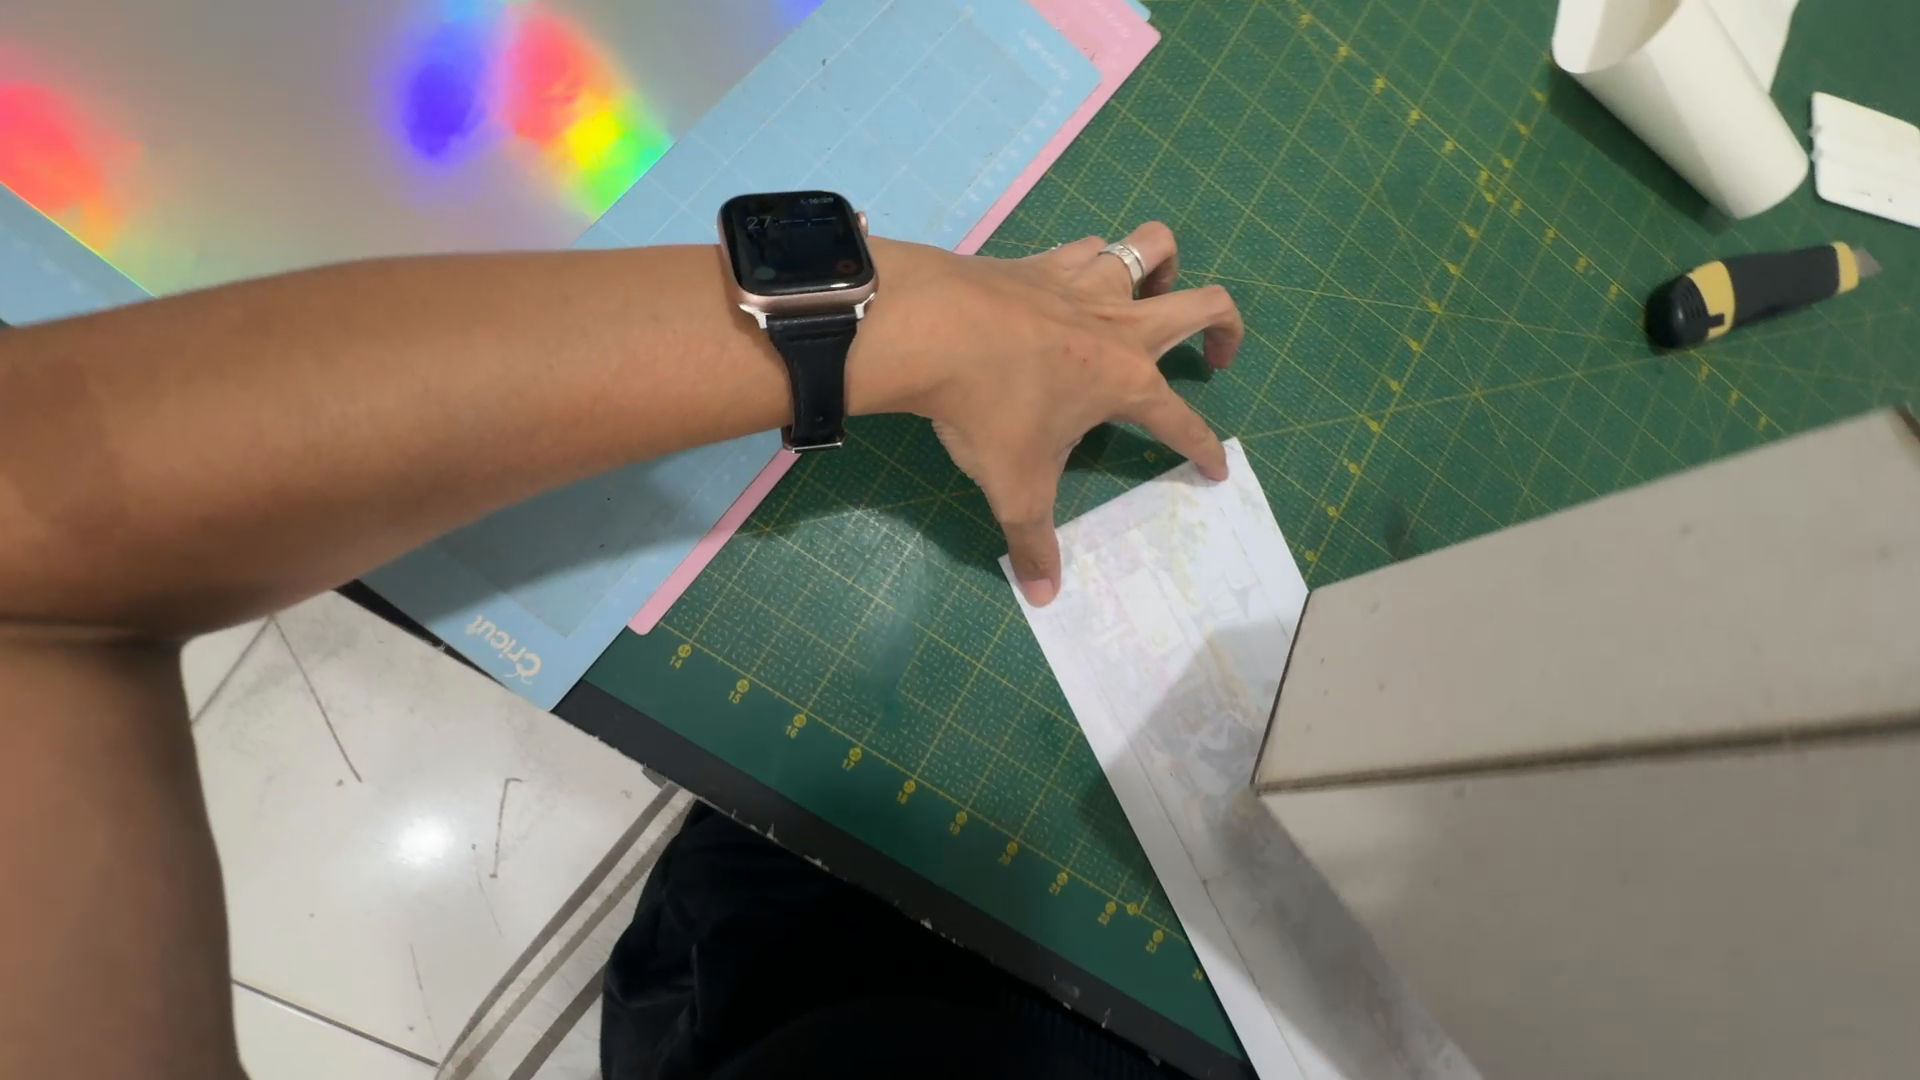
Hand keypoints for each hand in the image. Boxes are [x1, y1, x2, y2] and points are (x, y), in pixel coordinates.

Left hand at [851, 223, 1243, 606]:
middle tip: (1218, 356)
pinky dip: (1099, 261)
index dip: (1204, 448)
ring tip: (1151, 299)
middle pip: (1206, 304)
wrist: (932, 330)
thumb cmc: (988, 409)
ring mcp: (1085, 283)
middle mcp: (1120, 326)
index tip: (1216, 468)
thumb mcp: (1015, 486)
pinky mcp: (1045, 258)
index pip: (1183, 421)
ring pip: (1154, 248)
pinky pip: (1092, 245)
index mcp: (1127, 382)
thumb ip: (1033, 542)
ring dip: (1167, 270)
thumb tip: (1043, 598)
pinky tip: (1076, 286)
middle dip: (1227, 328)